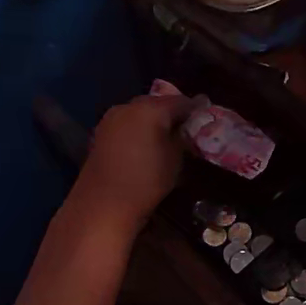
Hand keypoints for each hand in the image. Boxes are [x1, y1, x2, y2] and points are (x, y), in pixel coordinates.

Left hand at [73, 93, 191, 227]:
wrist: (104, 204)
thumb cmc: (147, 181)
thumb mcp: (175, 159)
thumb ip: (182, 137)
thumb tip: (185, 127)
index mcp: (150, 109)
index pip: (180, 101)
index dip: (194, 107)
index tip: (205, 112)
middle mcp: (128, 107)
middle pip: (156, 103)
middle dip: (172, 111)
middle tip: (185, 124)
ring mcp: (111, 118)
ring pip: (139, 112)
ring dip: (153, 119)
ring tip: (165, 134)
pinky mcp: (100, 132)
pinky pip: (126, 123)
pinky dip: (137, 128)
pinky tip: (144, 142)